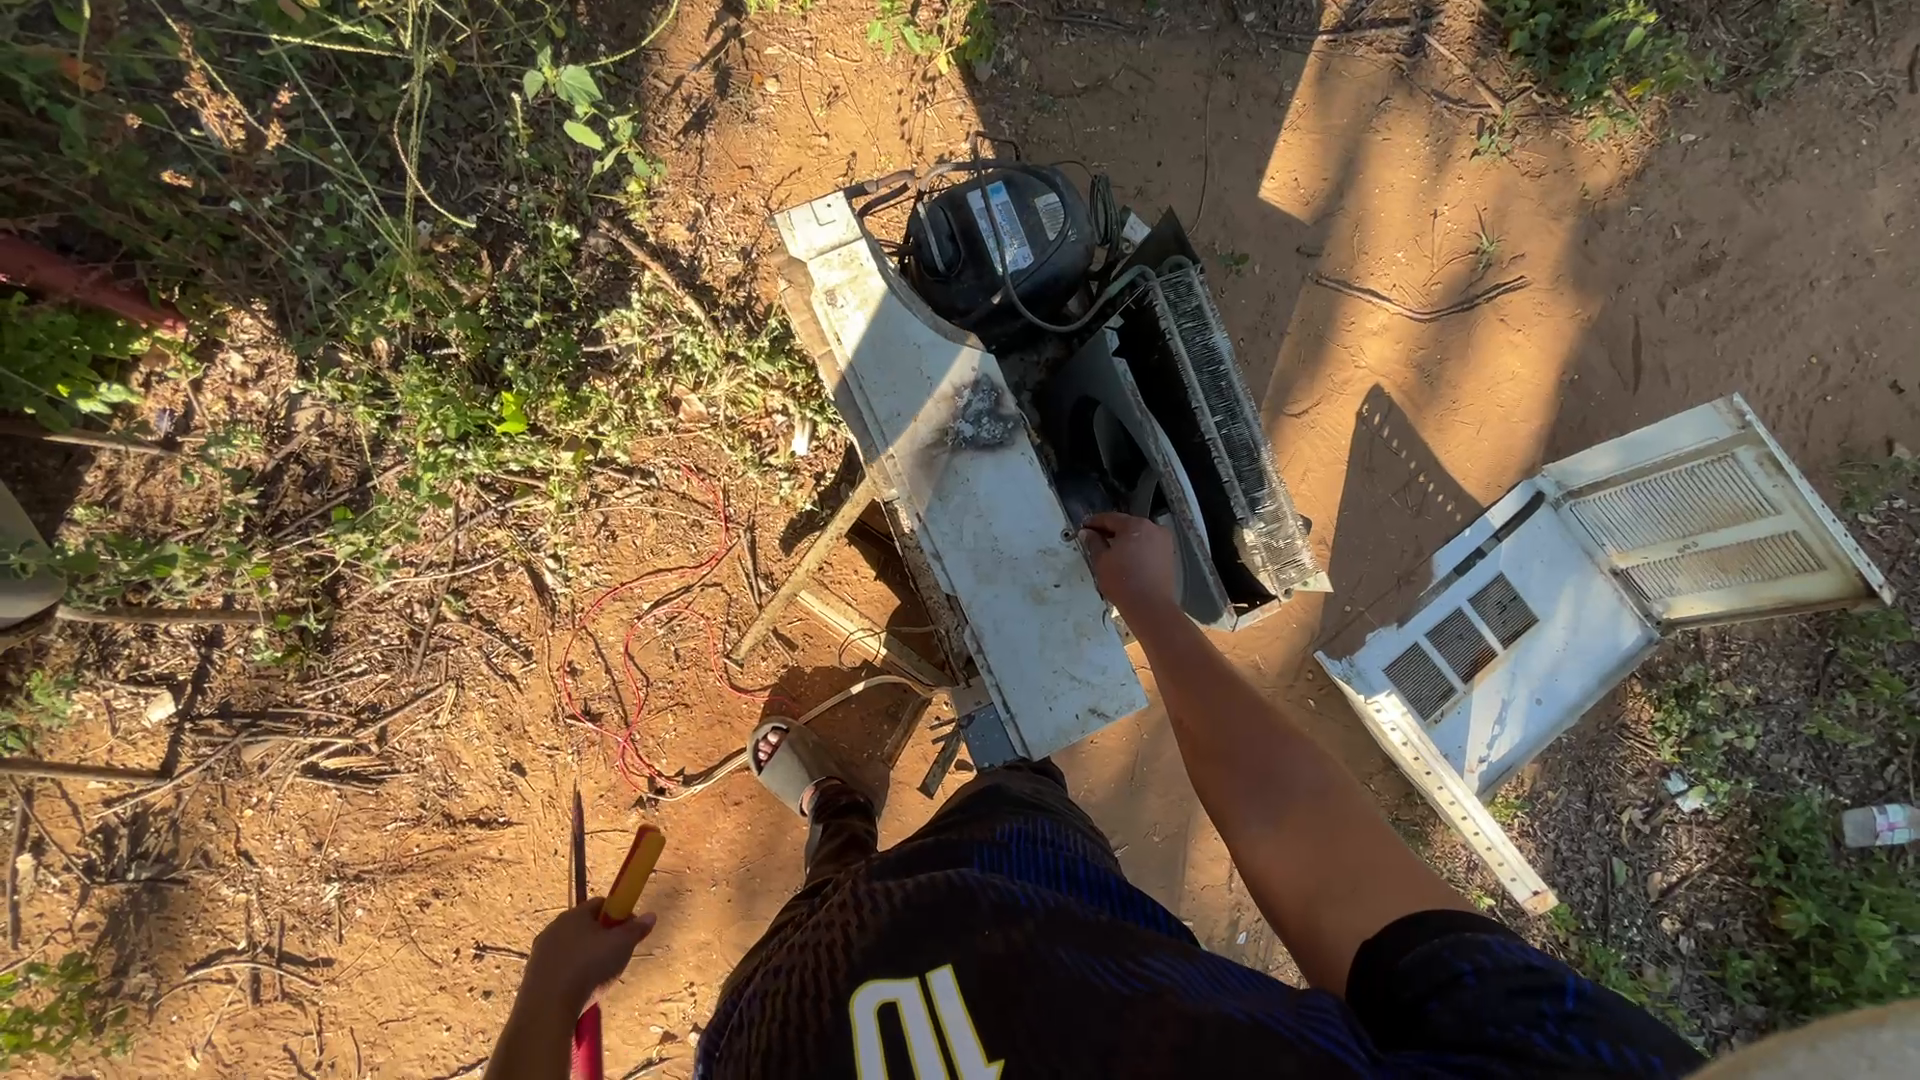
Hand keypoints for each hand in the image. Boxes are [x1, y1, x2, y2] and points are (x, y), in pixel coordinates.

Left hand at [520, 899, 655, 1014]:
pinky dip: (571, 973)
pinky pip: (559, 967)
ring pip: (570, 947)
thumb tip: (650, 916)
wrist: (547, 1010)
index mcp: (574, 915)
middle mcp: (553, 928)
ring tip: (599, 976)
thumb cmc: (588, 968)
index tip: (629, 930)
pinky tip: (580, 989)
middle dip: (602, 936)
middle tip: (616, 954)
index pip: (600, 903)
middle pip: (584, 926)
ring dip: (586, 956)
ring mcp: (539, 953)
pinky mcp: (531, 977)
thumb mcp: (621, 946)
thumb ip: (636, 929)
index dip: (618, 914)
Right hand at [1078, 512, 1178, 620]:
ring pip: (1138, 535)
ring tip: (1109, 552)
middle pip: (1126, 524)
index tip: (1086, 527)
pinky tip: (1125, 560)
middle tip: (1094, 539)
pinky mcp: (1168, 555)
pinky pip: (1148, 546)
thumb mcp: (1101, 561)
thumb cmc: (1125, 584)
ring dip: (1124, 540)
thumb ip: (1093, 542)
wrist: (1149, 606)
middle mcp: (1153, 529)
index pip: (1110, 518)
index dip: (1094, 522)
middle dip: (1110, 531)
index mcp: (1135, 525)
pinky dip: (1136, 549)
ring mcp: (1163, 542)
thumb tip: (1088, 533)